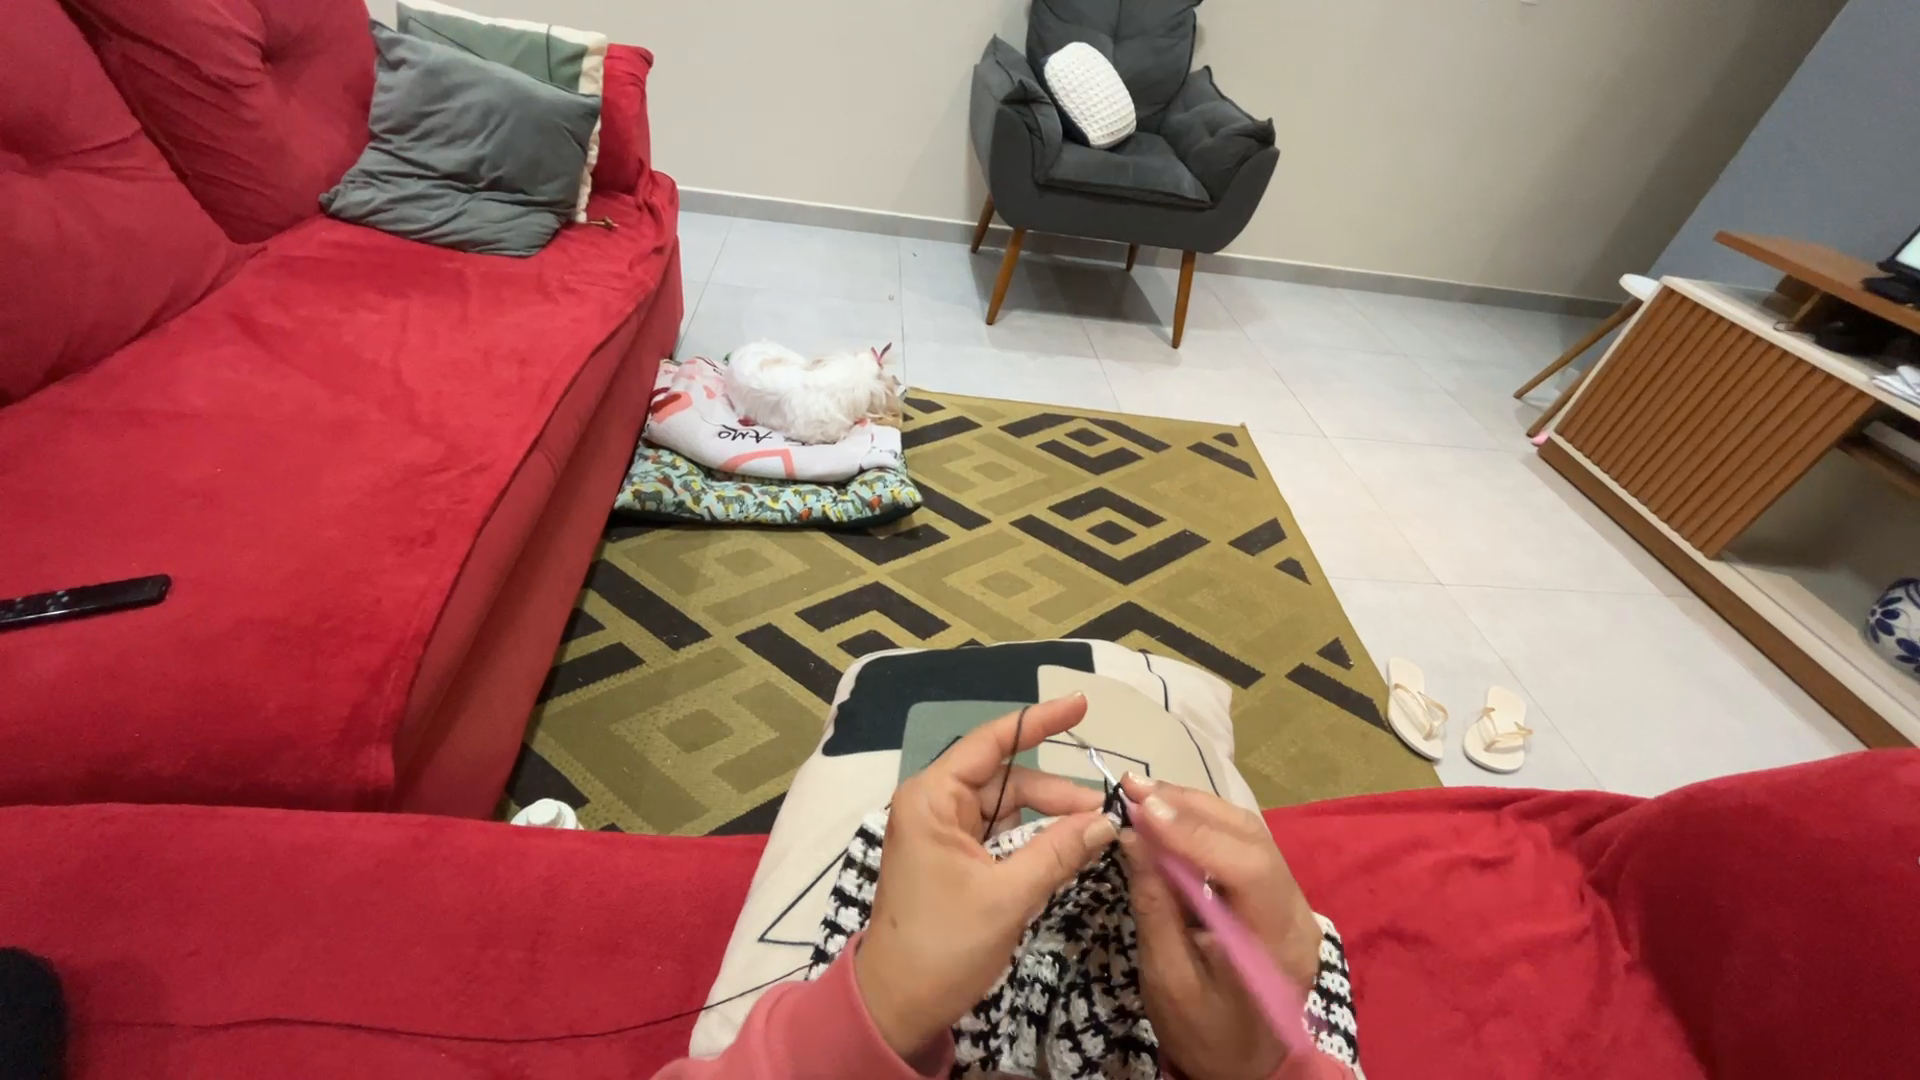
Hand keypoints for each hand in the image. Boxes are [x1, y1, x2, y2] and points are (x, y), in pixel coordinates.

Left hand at [854, 695, 1119, 1060]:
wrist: (897, 1006)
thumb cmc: (943, 944)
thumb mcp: (1007, 896)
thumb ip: (1058, 852)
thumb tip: (1106, 820)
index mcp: (933, 796)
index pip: (992, 742)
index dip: (1038, 721)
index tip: (1081, 704)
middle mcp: (936, 802)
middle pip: (1007, 778)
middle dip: (1056, 791)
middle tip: (1103, 810)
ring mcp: (945, 829)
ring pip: (1008, 806)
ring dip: (1049, 815)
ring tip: (1094, 827)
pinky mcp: (954, 854)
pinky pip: (1002, 831)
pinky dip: (1034, 836)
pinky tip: (1068, 843)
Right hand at [1118, 774, 1322, 1079]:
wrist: (1249, 1066)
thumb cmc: (1205, 1033)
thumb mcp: (1167, 980)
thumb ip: (1153, 905)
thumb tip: (1131, 836)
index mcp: (1275, 945)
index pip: (1247, 870)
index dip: (1193, 832)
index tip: (1141, 809)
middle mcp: (1295, 911)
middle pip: (1249, 837)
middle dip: (1187, 806)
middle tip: (1131, 787)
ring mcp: (1291, 897)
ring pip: (1246, 829)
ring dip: (1192, 804)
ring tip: (1141, 792)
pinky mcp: (1276, 889)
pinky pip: (1241, 839)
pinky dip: (1201, 818)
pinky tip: (1167, 810)